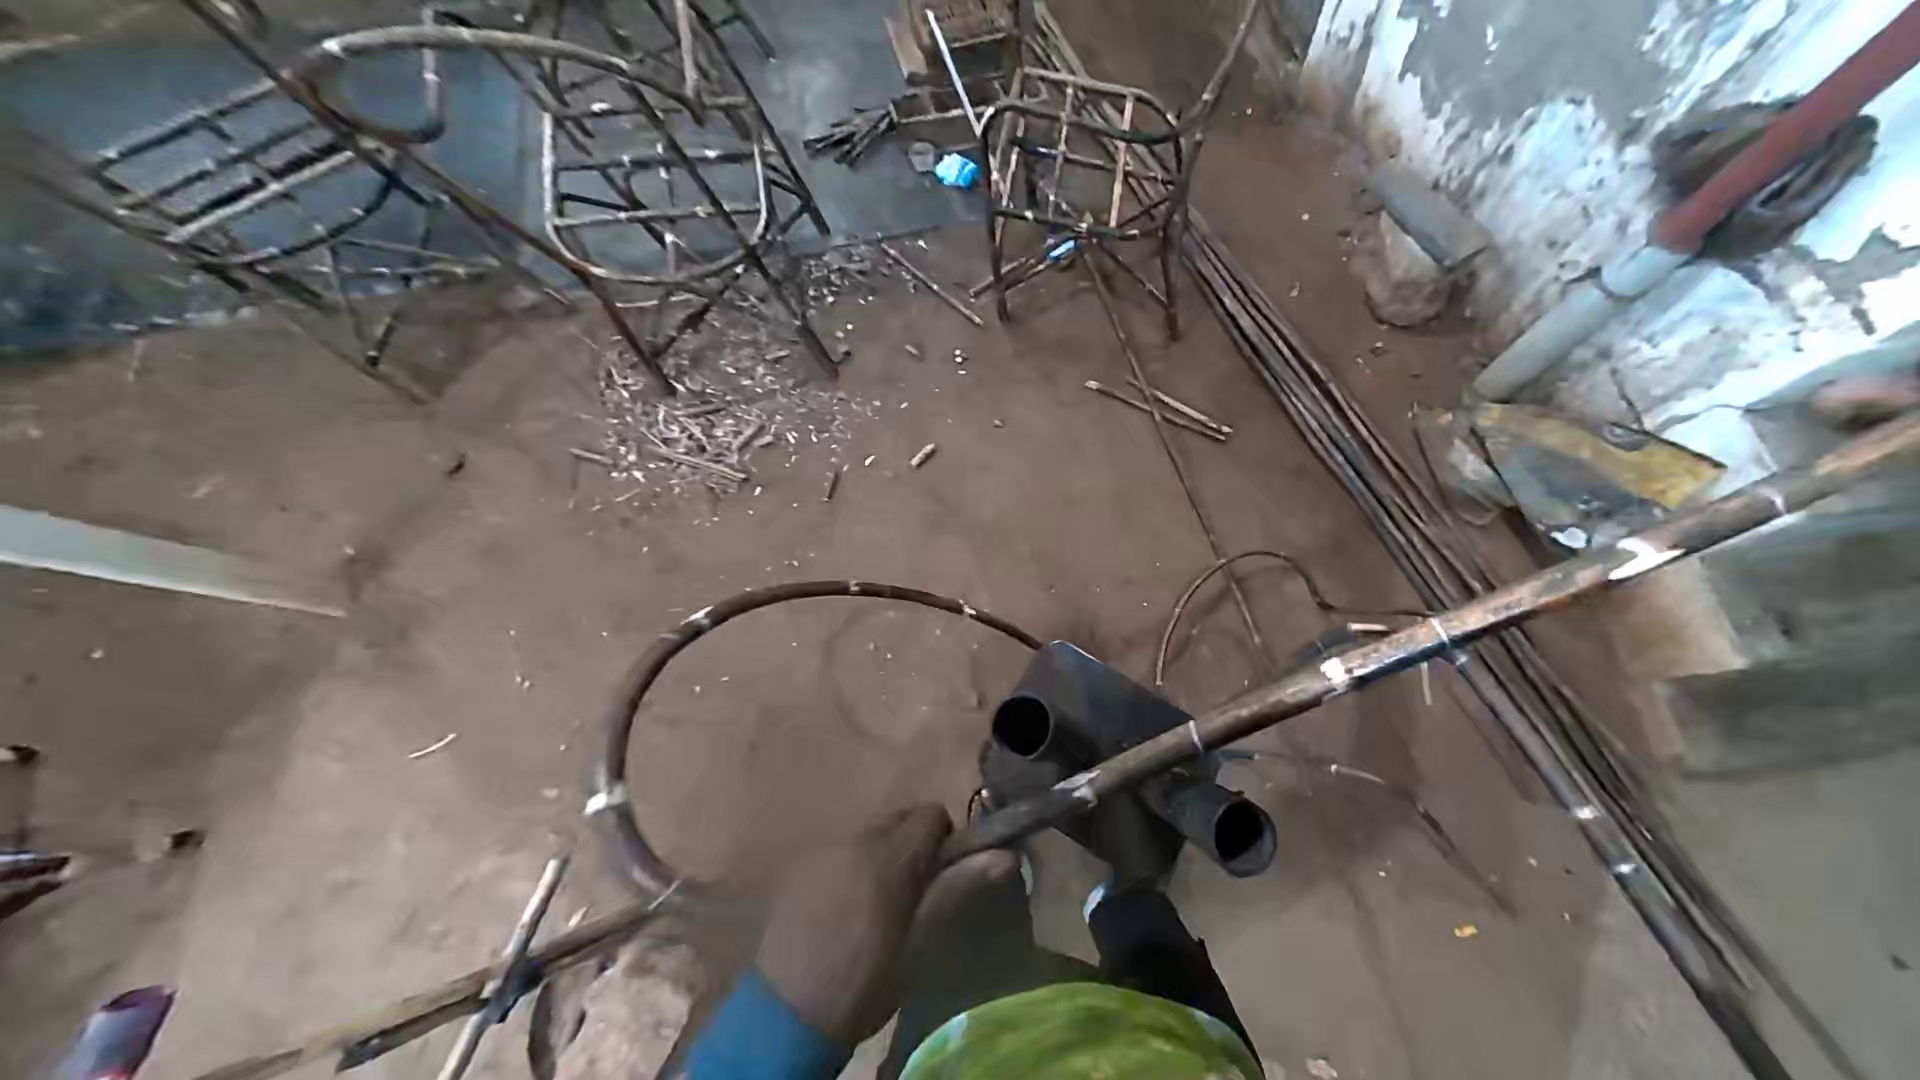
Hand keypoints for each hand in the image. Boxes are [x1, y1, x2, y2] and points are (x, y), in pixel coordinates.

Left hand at [753, 804, 1018, 1043]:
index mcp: (889, 854)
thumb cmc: (866, 981)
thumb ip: (958, 887)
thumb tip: (1006, 855)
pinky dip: (854, 862)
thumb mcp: (920, 939)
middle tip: (913, 894)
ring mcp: (824, 847)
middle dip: (914, 844)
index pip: (931, 813)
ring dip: (884, 852)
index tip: (942, 877)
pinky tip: (845, 906)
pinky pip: (842, 846)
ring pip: (871, 830)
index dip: (945, 840)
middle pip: (900, 818)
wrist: (786, 1015)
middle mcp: (855, 837)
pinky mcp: (802, 863)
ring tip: (878, 903)